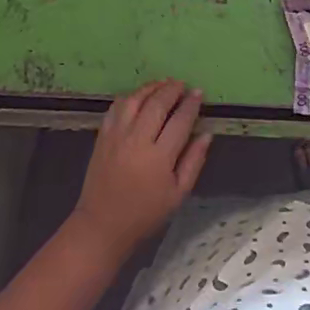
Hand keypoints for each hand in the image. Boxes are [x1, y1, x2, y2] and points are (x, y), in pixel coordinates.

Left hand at [70, 80, 213, 255]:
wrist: (102, 225)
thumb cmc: (145, 213)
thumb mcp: (178, 194)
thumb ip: (194, 161)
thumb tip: (206, 134)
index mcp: (159, 157)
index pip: (180, 121)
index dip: (191, 104)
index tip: (198, 93)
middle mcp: (137, 141)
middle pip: (157, 105)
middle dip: (172, 90)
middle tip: (182, 84)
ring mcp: (117, 137)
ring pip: (134, 101)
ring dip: (150, 88)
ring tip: (163, 83)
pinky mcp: (102, 137)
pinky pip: (116, 108)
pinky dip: (129, 97)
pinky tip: (139, 96)